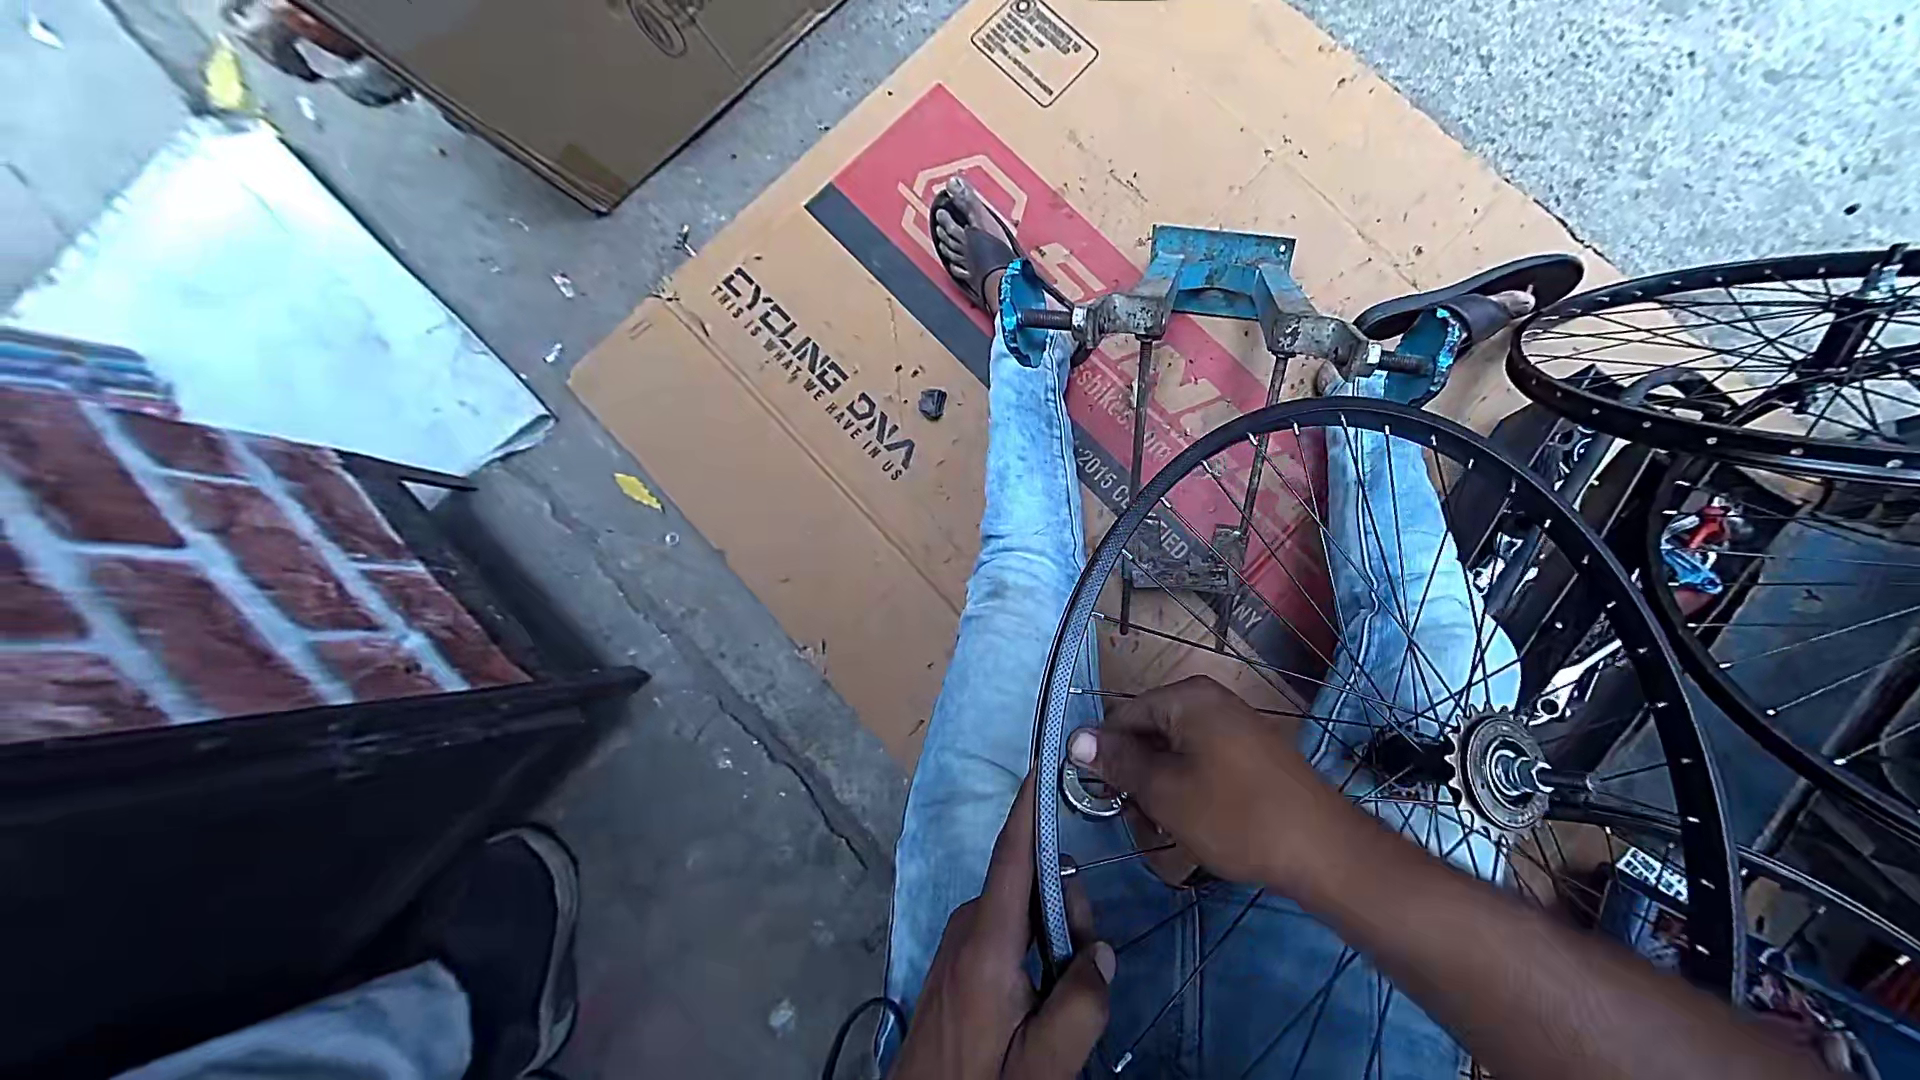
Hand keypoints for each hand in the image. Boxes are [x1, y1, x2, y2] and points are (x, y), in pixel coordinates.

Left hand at [890, 777, 1114, 1079]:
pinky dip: (1033, 942)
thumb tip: (1101, 951)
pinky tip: (1041, 990)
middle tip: (1086, 963)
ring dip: (1052, 932)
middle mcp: (968, 925)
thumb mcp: (1042, 1065)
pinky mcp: (959, 955)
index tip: (1042, 765)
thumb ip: (1081, 1007)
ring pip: (1020, 909)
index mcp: (987, 941)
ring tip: (1062, 991)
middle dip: (1066, 906)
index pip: (1011, 856)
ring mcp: (959, 939)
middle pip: (1027, 885)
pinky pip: (1005, 927)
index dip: (1027, 807)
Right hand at [1068, 675, 1362, 890]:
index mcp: (1186, 697)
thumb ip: (1117, 762)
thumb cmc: (1236, 816)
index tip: (1106, 798)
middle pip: (1148, 732)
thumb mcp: (1164, 791)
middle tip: (1140, 819)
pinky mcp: (1249, 751)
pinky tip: (1194, 821)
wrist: (1327, 852)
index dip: (1107, 757)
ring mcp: (1233, 724)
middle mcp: (1209, 700)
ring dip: (1160, 787)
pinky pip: (1200, 759)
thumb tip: (1074, 738)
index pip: (1122, 717)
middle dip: (1137, 776)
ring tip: (1167, 827)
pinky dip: (1188, 787)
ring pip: (1173, 751)